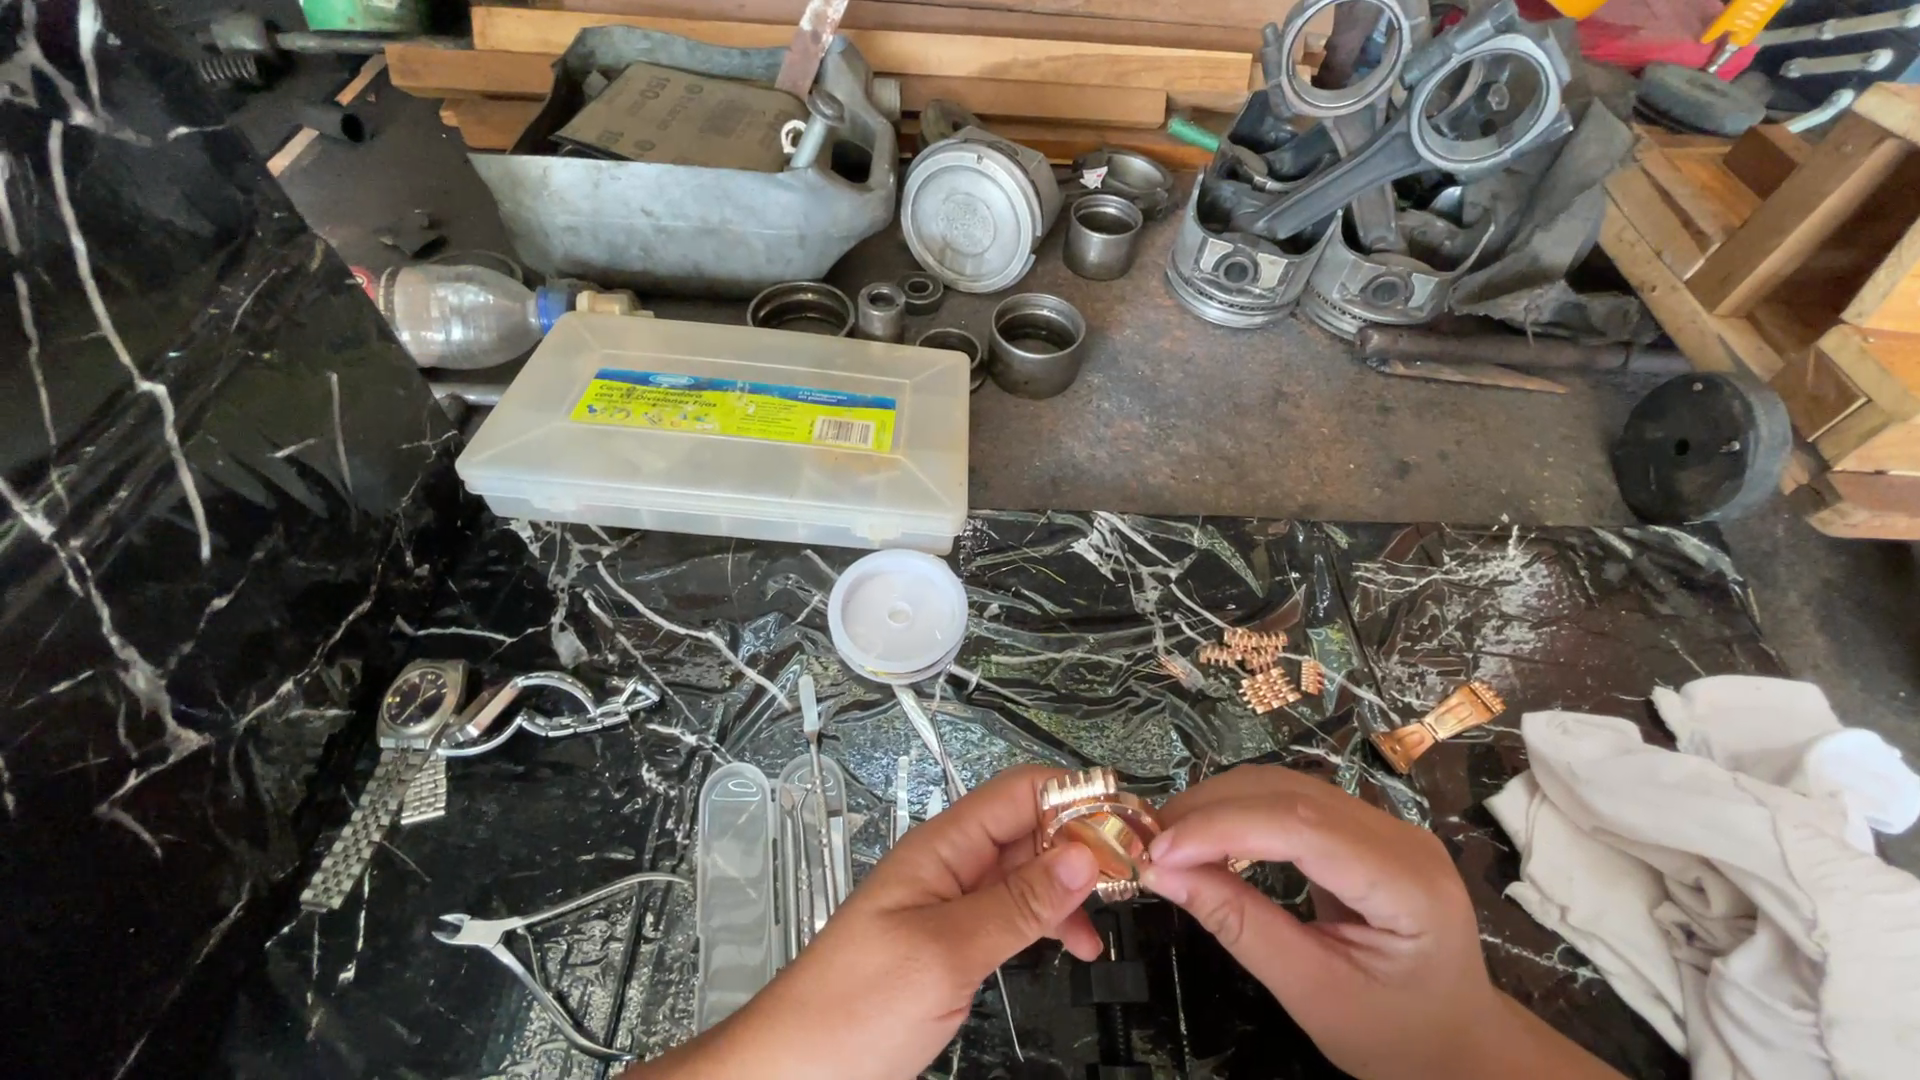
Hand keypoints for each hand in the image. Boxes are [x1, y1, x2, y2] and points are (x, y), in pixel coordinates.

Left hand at [628, 765, 1100, 1079]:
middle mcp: (952, 863)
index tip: (1126, 824)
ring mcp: (955, 901)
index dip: (1075, 797)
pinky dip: (1050, 919)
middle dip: (1083, 839)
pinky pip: (1015, 911)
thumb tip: (1082, 853)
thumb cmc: (855, 1006)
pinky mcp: (957, 938)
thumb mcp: (945, 953)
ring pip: (1028, 870)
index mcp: (943, 846)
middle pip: (1029, 827)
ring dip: (1072, 883)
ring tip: (1111, 910)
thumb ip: (1017, 903)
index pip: (1019, 793)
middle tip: (1134, 872)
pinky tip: (1076, 942)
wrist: (798, 1069)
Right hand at [1139, 765, 1622, 1079]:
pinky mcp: (1361, 827)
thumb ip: (1237, 925)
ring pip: (1281, 785)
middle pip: (1287, 792)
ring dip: (1216, 804)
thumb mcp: (1312, 994)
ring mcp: (1382, 824)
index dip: (1221, 828)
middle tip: (1146, 843)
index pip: (1300, 825)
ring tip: (1167, 839)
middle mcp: (1399, 834)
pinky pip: (1288, 800)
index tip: (1156, 851)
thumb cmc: (1395, 1038)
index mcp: (1405, 883)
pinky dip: (1236, 812)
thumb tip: (1158, 873)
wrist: (1461, 1048)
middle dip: (1208, 809)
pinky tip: (1206, 834)